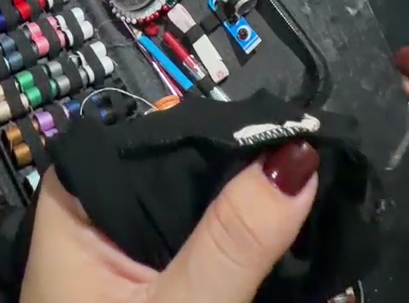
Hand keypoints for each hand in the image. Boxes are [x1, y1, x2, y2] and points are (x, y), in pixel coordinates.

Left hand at [21, 141, 319, 302]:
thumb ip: (235, 237)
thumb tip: (301, 151)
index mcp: (81, 191)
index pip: (164, 133)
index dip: (234, 133)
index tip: (304, 137)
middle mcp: (98, 203)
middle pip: (184, 166)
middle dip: (249, 173)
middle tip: (327, 169)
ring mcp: (122, 241)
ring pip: (199, 204)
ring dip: (252, 209)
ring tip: (322, 195)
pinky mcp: (148, 276)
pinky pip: (200, 240)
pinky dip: (240, 243)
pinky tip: (287, 238)